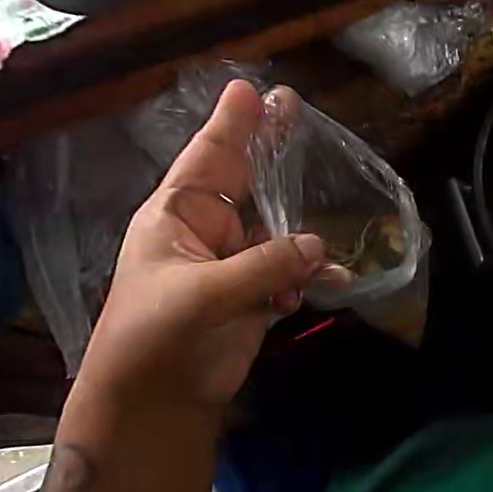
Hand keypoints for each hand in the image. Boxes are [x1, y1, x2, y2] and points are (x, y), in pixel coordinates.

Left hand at [75, 79, 328, 408]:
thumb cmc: (156, 337)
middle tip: (295, 108)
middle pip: (247, 184)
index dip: (231, 126)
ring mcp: (235, 266)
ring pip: (278, 233)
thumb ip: (263, 265)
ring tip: (332, 206)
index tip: (252, 89)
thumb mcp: (203, 294)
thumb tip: (320, 245)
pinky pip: (292, 274)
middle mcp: (208, 234)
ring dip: (303, 227)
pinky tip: (336, 278)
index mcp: (177, 219)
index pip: (207, 161)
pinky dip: (313, 275)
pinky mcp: (256, 297)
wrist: (157, 402)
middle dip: (271, 151)